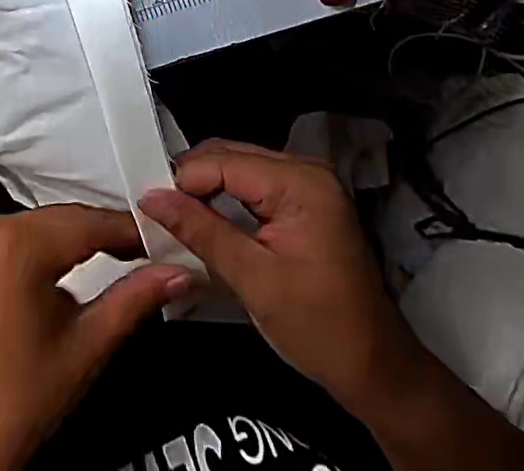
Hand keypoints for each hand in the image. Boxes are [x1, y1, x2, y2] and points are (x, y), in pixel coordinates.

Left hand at [0, 205, 195, 470]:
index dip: (134, 231)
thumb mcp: (87, 345)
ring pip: (51, 223)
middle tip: (153, 251)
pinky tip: (82, 261)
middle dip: (112, 234)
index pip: (92, 222)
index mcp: (18, 246)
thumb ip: (135, 299)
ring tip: (126, 256)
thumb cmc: (7, 401)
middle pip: (71, 219)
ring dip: (87, 238)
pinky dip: (58, 244)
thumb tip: (173, 275)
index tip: (163, 241)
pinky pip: (28, 233)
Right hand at [138, 139, 424, 411]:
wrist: (376, 366)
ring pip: (239, 166)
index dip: (182, 179)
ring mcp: (309, 182)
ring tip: (173, 213)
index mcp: (301, 183)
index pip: (224, 162)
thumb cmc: (319, 327)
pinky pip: (254, 183)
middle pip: (231, 156)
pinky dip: (226, 196)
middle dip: (191, 179)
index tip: (148, 204)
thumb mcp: (252, 278)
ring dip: (206, 187)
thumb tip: (152, 198)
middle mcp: (307, 170)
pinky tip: (204, 216)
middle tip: (156, 208)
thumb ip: (200, 229)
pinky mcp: (306, 199)